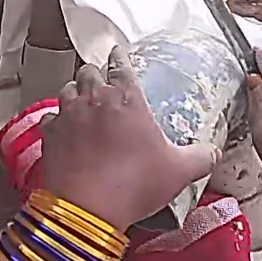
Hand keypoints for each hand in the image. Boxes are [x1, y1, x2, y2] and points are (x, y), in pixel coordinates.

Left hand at [38, 47, 218, 229]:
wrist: (87, 206)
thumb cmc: (133, 183)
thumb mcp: (179, 171)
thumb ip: (200, 157)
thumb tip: (212, 153)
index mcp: (125, 98)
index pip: (120, 64)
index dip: (120, 57)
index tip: (118, 54)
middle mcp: (93, 98)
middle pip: (88, 71)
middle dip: (95, 74)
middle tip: (101, 83)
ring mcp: (67, 113)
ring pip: (66, 89)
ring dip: (75, 93)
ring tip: (82, 102)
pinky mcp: (48, 132)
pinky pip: (50, 117)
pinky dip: (56, 120)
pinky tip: (63, 129)